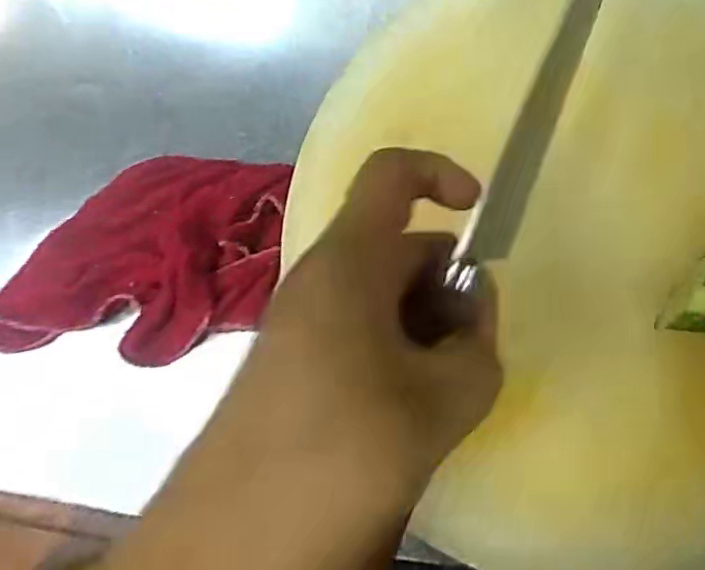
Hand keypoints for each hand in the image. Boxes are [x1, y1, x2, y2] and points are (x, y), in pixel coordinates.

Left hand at [107, 149, 499, 569]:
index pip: (393, 173)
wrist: (224, 556)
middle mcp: (322, 279)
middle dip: (449, 288)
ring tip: (439, 395)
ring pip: (388, 294)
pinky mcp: (294, 363)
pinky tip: (407, 415)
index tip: (477, 212)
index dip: (443, 174)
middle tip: (467, 353)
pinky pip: (363, 329)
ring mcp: (303, 322)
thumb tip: (472, 313)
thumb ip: (480, 343)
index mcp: (350, 263)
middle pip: (405, 247)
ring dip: (428, 329)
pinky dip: (399, 353)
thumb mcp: (446, 400)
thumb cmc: (339, 454)